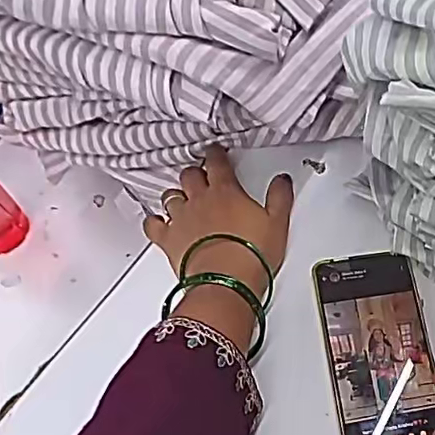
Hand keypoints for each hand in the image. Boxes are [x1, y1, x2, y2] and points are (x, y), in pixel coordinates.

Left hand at [143, 145, 293, 299]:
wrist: (226, 281)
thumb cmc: (251, 255)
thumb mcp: (277, 224)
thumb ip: (279, 198)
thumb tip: (282, 182)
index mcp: (226, 192)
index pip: (217, 162)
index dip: (216, 154)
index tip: (217, 152)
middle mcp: (199, 200)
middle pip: (190, 175)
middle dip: (196, 173)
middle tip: (202, 176)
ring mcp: (182, 219)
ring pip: (171, 196)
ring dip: (177, 195)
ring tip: (183, 199)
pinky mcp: (168, 239)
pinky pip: (153, 224)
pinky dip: (155, 221)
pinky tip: (160, 223)